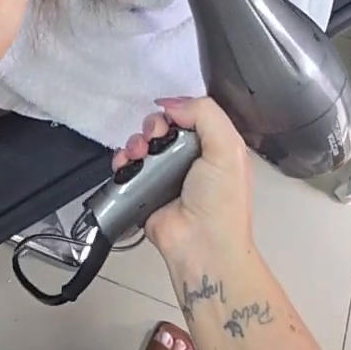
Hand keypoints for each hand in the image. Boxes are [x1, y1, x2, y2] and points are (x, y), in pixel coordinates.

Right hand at [113, 97, 255, 268]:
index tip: (169, 116)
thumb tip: (171, 104)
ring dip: (135, 142)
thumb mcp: (228, 148)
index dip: (177, 110)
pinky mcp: (144, 188)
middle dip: (152, 126)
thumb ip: (205, 114)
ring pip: (142, 142)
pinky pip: (127, 165)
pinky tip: (126, 164)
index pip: (190, 114)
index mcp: (214, 146)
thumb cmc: (221, 203)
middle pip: (162, 126)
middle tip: (154, 138)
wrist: (200, 245)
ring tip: (138, 154)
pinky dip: (122, 160)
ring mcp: (164, 174)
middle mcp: (189, 158)